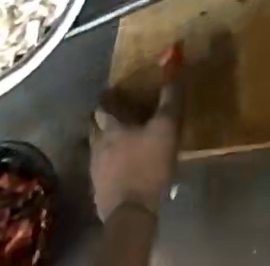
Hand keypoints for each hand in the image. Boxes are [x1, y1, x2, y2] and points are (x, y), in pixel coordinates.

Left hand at [89, 42, 183, 222]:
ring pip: (96, 148)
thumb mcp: (167, 125)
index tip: (112, 90)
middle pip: (95, 127)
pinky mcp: (99, 190)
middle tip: (116, 112)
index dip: (107, 97)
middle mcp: (97, 146)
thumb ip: (171, 95)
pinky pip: (101, 168)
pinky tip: (121, 165)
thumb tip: (174, 58)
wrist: (132, 212)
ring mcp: (95, 170)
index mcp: (111, 128)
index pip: (103, 106)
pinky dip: (109, 161)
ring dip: (104, 140)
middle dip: (102, 118)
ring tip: (119, 138)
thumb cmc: (149, 162)